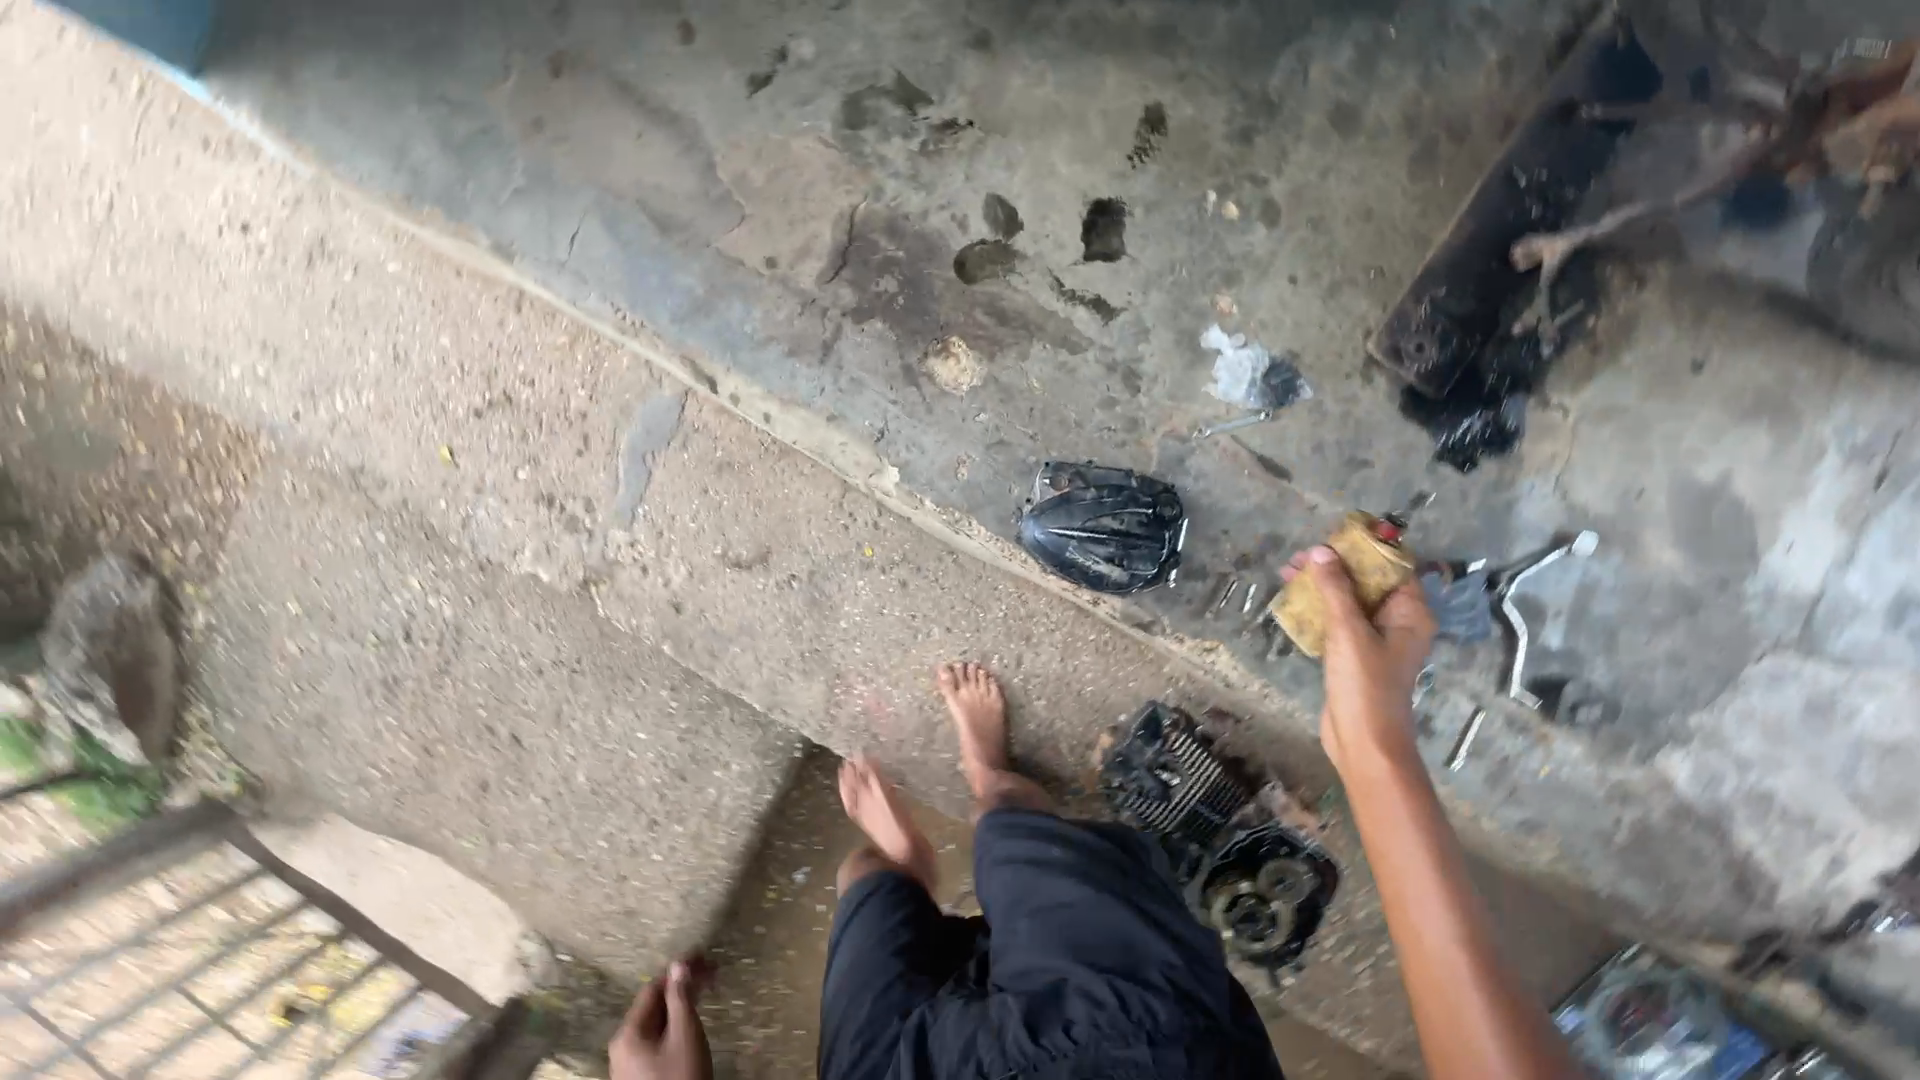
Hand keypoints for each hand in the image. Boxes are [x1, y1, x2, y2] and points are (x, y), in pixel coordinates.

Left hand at [608, 958, 712, 1079]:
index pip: (652, 988)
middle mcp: (621, 1045)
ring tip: (705, 990)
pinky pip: (655, 1038)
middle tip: (712, 972)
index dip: (678, 970)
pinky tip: (690, 1018)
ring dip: (679, 1003)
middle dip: (681, 986)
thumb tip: (679, 963)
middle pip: (652, 1004)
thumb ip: (680, 997)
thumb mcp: (685, 1034)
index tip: (705, 958)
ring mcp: (628, 1062)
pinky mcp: (639, 1073)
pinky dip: (674, 1023)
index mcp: (627, 1033)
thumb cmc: (681, 1076)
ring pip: (655, 1021)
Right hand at [1282, 546, 1435, 772]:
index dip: (1364, 549)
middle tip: (1300, 557)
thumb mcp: (1348, 632)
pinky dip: (1319, 608)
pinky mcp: (1355, 655)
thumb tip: (1320, 551)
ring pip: (1350, 600)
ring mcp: (1376, 640)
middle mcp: (1398, 622)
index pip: (1393, 566)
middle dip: (1335, 566)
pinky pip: (1338, 621)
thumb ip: (1335, 589)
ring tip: (1288, 573)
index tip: (1332, 537)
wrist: (1363, 741)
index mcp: (1411, 613)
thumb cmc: (1365, 684)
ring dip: (1323, 586)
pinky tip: (1293, 601)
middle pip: (1368, 581)